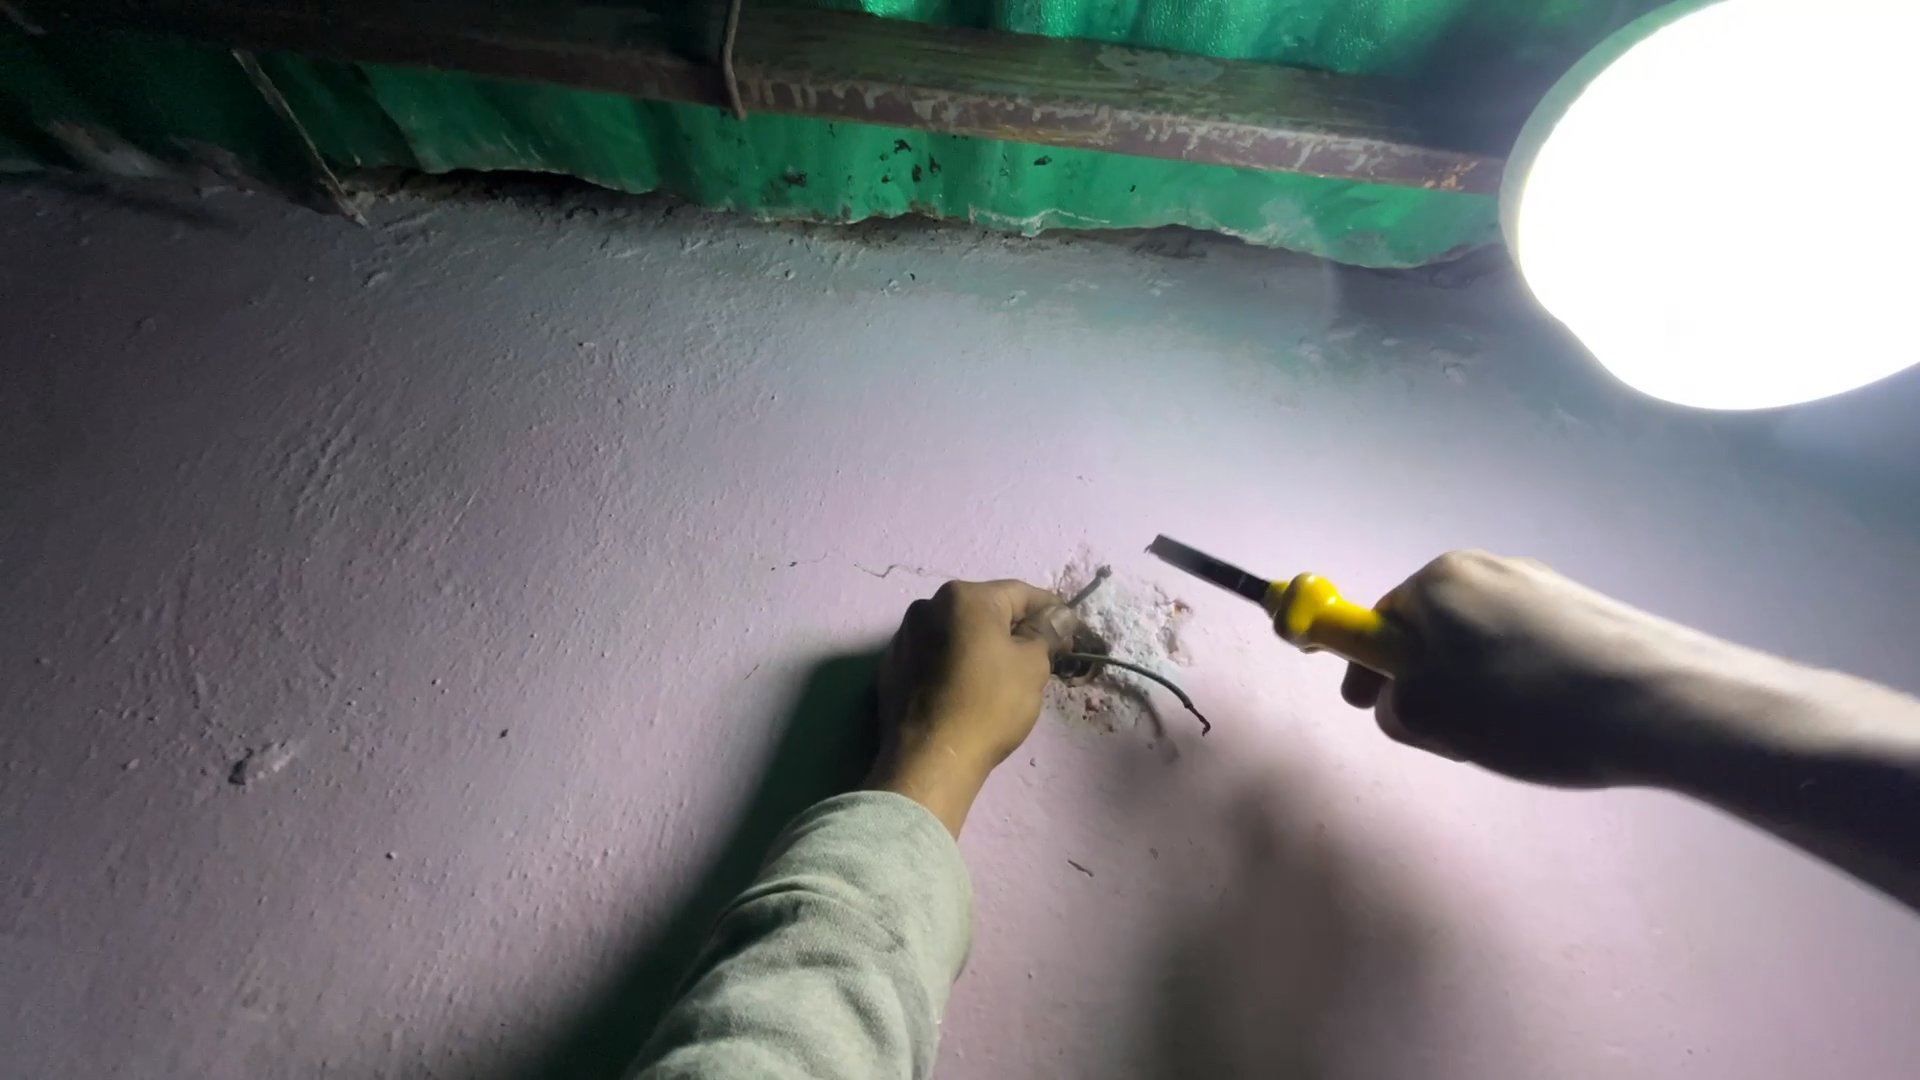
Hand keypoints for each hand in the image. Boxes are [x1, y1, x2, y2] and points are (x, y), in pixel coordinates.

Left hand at [867, 579, 1061, 834]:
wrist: (931, 758)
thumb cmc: (989, 705)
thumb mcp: (1033, 666)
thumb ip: (1046, 633)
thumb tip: (1056, 617)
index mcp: (965, 597)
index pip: (1020, 593)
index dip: (1050, 611)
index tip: (1067, 631)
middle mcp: (929, 606)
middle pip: (984, 609)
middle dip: (1012, 628)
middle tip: (1038, 656)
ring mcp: (905, 635)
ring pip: (956, 631)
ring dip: (980, 645)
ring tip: (1000, 677)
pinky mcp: (892, 665)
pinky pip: (933, 654)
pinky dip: (953, 663)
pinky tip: (966, 689)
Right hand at [1339, 551, 1758, 787]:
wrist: (1678, 709)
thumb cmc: (1527, 706)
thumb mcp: (1426, 717)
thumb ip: (1388, 704)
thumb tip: (1403, 698)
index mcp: (1437, 580)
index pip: (1375, 620)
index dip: (1365, 666)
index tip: (1366, 703)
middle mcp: (1486, 568)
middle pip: (1426, 629)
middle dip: (1422, 678)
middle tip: (1442, 730)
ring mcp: (1544, 585)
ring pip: (1475, 641)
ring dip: (1467, 683)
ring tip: (1502, 732)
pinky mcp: (1591, 609)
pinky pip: (1523, 646)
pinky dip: (1515, 680)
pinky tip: (1546, 719)